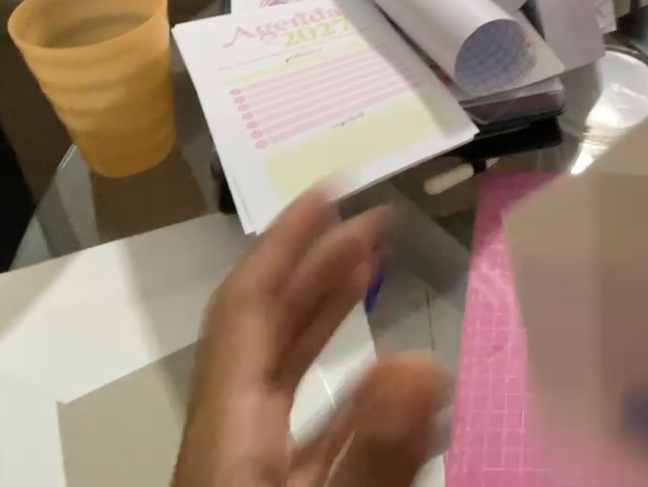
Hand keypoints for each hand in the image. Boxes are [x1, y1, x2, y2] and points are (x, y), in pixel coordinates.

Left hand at [173, 190, 445, 486]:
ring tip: (374, 264)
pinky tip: (385, 372)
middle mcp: (230, 438)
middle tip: (378, 219)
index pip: (246, 309)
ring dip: (329, 310)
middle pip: (266, 330)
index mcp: (226, 435)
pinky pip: (307, 417)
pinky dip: (348, 383)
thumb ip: (370, 452)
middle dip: (320, 263)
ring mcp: (247, 468)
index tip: (330, 189)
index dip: (284, 242)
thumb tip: (421, 363)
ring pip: (284, 371)